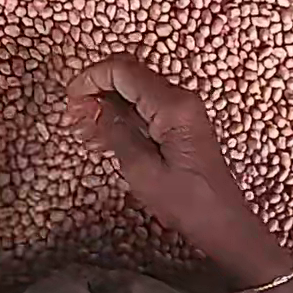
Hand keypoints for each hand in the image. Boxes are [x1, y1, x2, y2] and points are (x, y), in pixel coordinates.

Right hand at [65, 56, 291, 285]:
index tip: (70, 99)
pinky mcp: (182, 126)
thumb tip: (89, 105)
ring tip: (84, 132)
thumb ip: (114, 131)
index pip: (123, 70)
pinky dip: (123, 118)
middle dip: (97, 90)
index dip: (91, 79)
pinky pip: (147, 110)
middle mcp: (181, 99)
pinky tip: (104, 138)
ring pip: (136, 93)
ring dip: (107, 106)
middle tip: (74, 117)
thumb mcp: (142, 169)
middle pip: (129, 76)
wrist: (222, 222)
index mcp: (173, 105)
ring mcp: (184, 111)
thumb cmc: (186, 202)